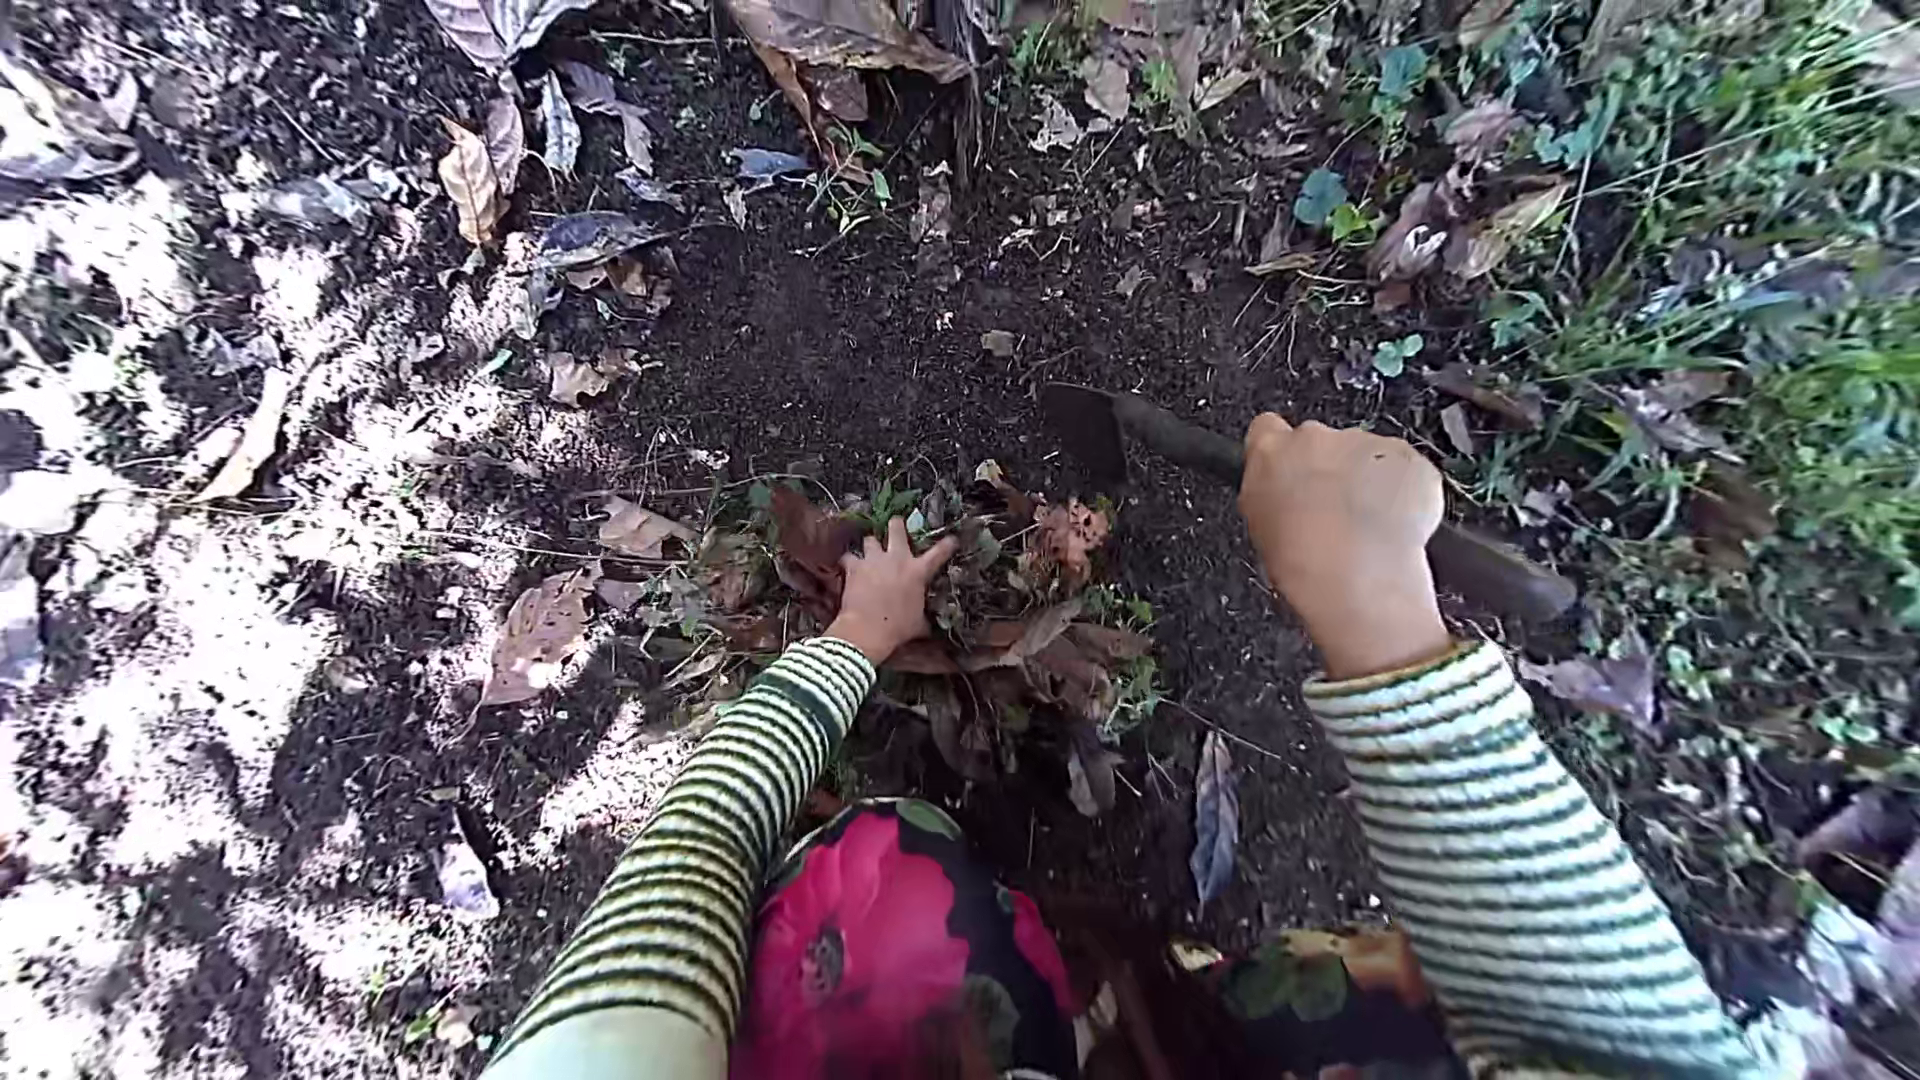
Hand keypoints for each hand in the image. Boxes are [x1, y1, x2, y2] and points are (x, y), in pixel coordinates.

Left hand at [827, 518, 957, 664]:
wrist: (868, 628)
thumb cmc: (898, 628)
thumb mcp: (918, 624)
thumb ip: (924, 620)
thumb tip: (928, 628)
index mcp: (918, 571)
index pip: (938, 553)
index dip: (947, 544)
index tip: (952, 539)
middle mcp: (897, 559)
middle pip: (897, 529)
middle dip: (896, 524)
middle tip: (896, 523)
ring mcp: (874, 560)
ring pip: (871, 539)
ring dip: (871, 545)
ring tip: (869, 550)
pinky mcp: (855, 567)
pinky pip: (849, 557)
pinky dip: (849, 561)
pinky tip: (847, 566)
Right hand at [1238, 415, 1451, 679]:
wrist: (1354, 576)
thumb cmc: (1298, 559)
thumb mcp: (1258, 522)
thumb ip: (1267, 488)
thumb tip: (1279, 487)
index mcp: (1269, 452)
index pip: (1265, 428)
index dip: (1276, 449)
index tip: (1285, 469)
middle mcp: (1315, 437)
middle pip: (1317, 440)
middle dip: (1324, 465)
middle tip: (1326, 506)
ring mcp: (1365, 443)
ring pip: (1363, 453)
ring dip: (1363, 478)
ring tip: (1361, 523)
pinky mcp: (1408, 457)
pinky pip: (1402, 467)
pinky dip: (1399, 489)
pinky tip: (1389, 523)